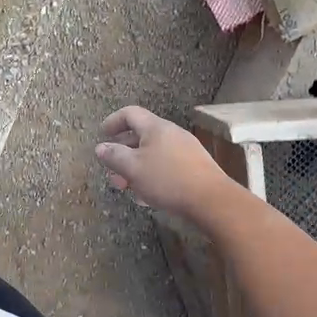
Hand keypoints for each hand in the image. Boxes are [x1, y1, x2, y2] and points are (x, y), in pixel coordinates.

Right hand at [94, 106, 240, 222]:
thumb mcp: (133, 168)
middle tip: (112, 171)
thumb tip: (101, 148)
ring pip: (154, 154)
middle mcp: (172, 134)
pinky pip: (168, 166)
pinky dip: (154, 175)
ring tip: (129, 188)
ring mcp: (187, 151)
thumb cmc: (168, 180)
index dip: (113, 121)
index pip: (130, 113)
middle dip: (123, 153)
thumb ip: (114, 156)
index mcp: (156, 128)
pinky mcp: (197, 169)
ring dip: (137, 168)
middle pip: (141, 136)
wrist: (215, 203)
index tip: (102, 135)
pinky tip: (149, 196)